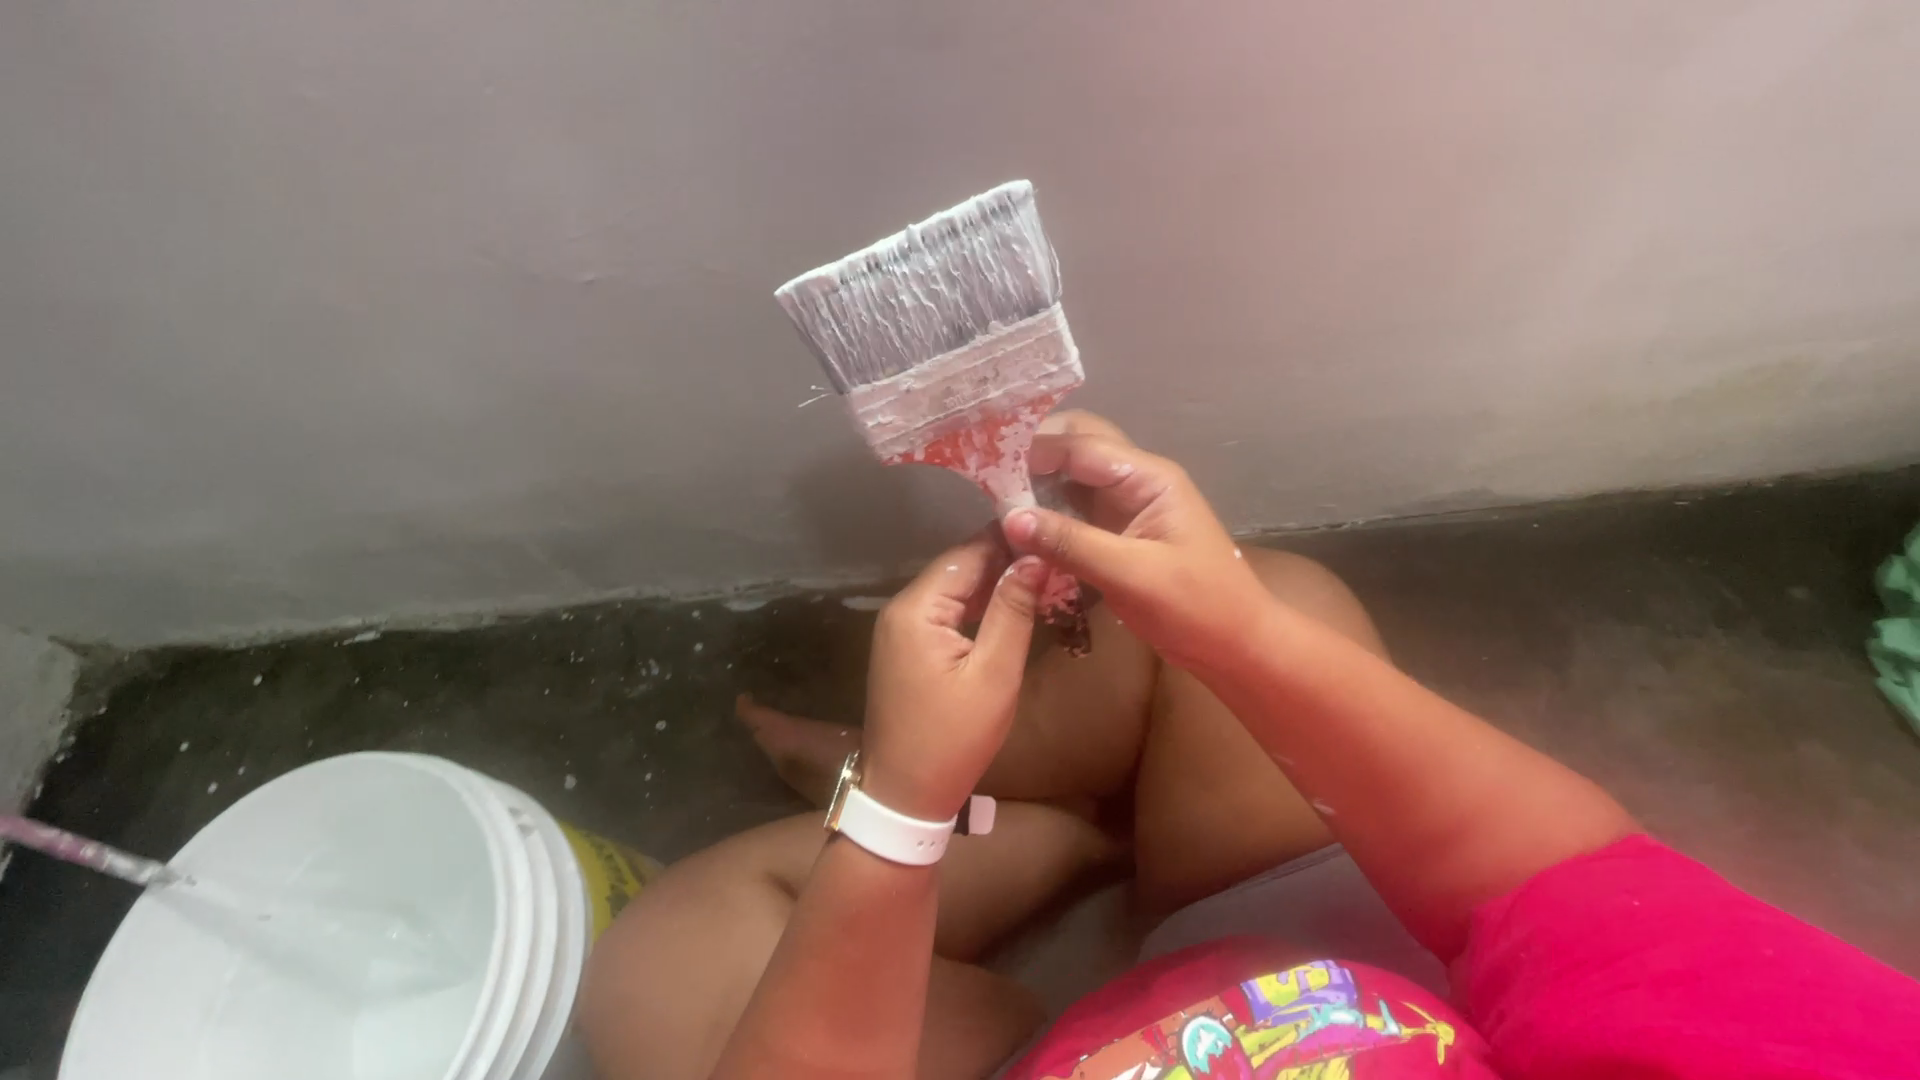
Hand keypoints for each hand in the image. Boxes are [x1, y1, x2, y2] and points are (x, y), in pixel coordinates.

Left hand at [860, 536, 1049, 821]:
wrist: (904, 795)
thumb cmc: (953, 738)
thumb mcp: (994, 674)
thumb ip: (1013, 611)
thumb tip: (1034, 558)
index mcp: (916, 609)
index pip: (967, 555)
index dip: (1008, 540)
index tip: (1051, 530)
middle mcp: (901, 609)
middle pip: (958, 569)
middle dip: (1005, 560)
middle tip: (1055, 554)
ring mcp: (900, 630)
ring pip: (954, 591)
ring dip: (994, 585)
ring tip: (1044, 575)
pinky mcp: (907, 648)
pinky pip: (945, 614)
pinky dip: (977, 608)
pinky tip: (1012, 606)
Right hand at [1002, 416, 1270, 675]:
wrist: (1235, 644)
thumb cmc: (1196, 606)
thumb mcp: (1132, 574)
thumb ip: (1070, 543)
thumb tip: (1010, 518)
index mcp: (1148, 477)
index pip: (1081, 445)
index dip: (1034, 450)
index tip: (987, 465)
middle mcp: (1136, 480)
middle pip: (1078, 445)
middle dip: (1035, 454)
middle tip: (989, 473)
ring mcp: (1127, 505)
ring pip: (1073, 476)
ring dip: (1038, 483)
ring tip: (994, 498)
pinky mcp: (1118, 532)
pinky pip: (1075, 509)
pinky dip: (1048, 513)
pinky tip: (1021, 527)